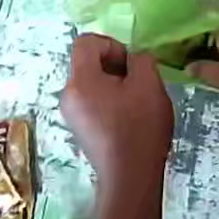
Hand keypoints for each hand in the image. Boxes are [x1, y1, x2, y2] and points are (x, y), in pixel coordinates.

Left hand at [61, 34, 173, 190]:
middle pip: (89, 63)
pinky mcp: (81, 129)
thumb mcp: (149, 84)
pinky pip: (93, 102)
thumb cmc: (140, 126)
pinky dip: (111, 102)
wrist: (131, 176)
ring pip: (93, 84)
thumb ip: (141, 60)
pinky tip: (130, 119)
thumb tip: (134, 59)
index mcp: (80, 80)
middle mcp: (68, 95)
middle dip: (116, 67)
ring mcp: (72, 114)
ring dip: (116, 86)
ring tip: (138, 103)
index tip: (131, 66)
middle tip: (140, 84)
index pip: (86, 42)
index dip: (112, 45)